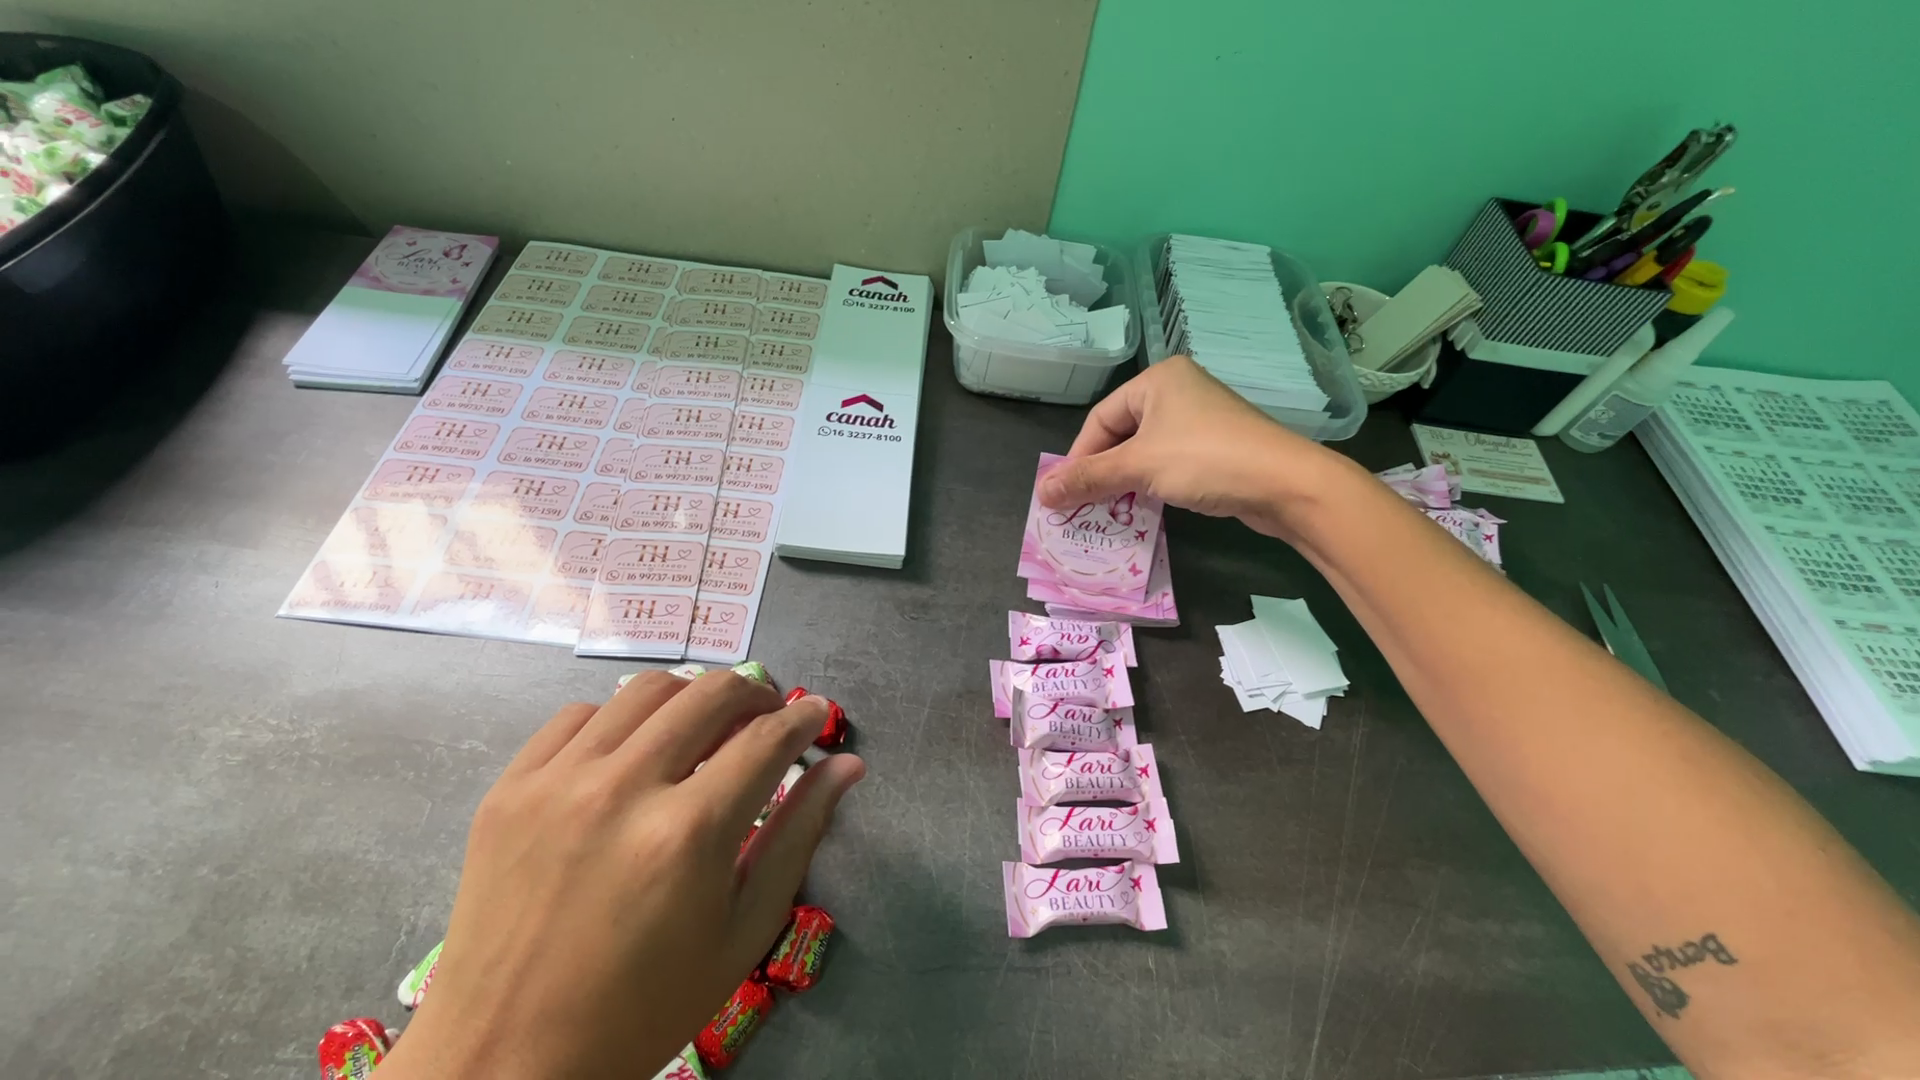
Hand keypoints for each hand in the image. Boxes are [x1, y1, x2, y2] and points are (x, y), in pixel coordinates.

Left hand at [380, 671, 864, 1078]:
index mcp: (689, 833)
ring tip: (703, 727)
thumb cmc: (646, 1005)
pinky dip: (619, 720)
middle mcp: (623, 789)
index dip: (803, 718)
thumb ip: (798, 836)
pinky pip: (577, 717)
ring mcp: (557, 782)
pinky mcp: (510, 789)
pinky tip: (631, 753)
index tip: (816, 714)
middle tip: (766, 716)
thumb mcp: (743, 931)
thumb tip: (847, 766)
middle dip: (754, 694)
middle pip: (709, 694)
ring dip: (690, 698)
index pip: (766, 739)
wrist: (508, 1056)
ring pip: (644, 690)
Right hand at [1038, 355, 1355, 537]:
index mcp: (1158, 380)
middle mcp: (1179, 392)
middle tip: (1082, 506)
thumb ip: (1088, 478)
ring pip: (1145, 451)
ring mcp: (1201, 420)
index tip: (1064, 493)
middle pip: (1121, 434)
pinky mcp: (1216, 447)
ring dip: (1125, 482)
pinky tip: (1143, 508)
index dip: (1078, 457)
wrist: (1286, 484)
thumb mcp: (1139, 467)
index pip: (1100, 418)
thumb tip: (1041, 493)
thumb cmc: (1206, 460)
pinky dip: (1152, 484)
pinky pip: (1170, 463)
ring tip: (1108, 511)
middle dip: (1101, 472)